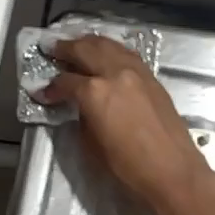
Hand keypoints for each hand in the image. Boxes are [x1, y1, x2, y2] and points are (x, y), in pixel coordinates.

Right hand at [37, 35, 212, 214]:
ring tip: (76, 44)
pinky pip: (126, 54)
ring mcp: (136, 72)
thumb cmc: (127, 166)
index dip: (50, 88)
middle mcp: (115, 73)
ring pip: (109, 46)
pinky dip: (111, 50)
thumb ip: (81, 117)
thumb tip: (77, 106)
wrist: (173, 172)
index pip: (66, 82)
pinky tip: (105, 53)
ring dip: (89, 43)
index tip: (41, 93)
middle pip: (86, 50)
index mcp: (95, 92)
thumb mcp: (91, 144)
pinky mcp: (152, 78)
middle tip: (51, 47)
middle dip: (66, 48)